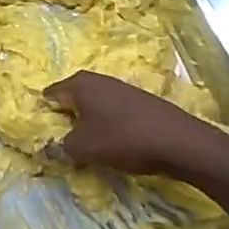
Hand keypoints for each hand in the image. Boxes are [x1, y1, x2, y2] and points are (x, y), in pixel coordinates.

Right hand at [43, 71, 228, 178]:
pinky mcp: (140, 99)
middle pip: (72, 97)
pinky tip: (119, 140)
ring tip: (95, 143)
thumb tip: (47, 149)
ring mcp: (120, 87)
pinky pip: (114, 110)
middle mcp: (96, 79)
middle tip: (69, 140)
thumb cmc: (123, 140)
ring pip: (95, 104)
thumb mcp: (84, 149)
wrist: (182, 143)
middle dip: (69, 117)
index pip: (50, 94)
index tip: (48, 133)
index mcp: (78, 84)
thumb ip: (60, 148)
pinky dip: (111, 123)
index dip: (46, 114)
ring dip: (91, 121)